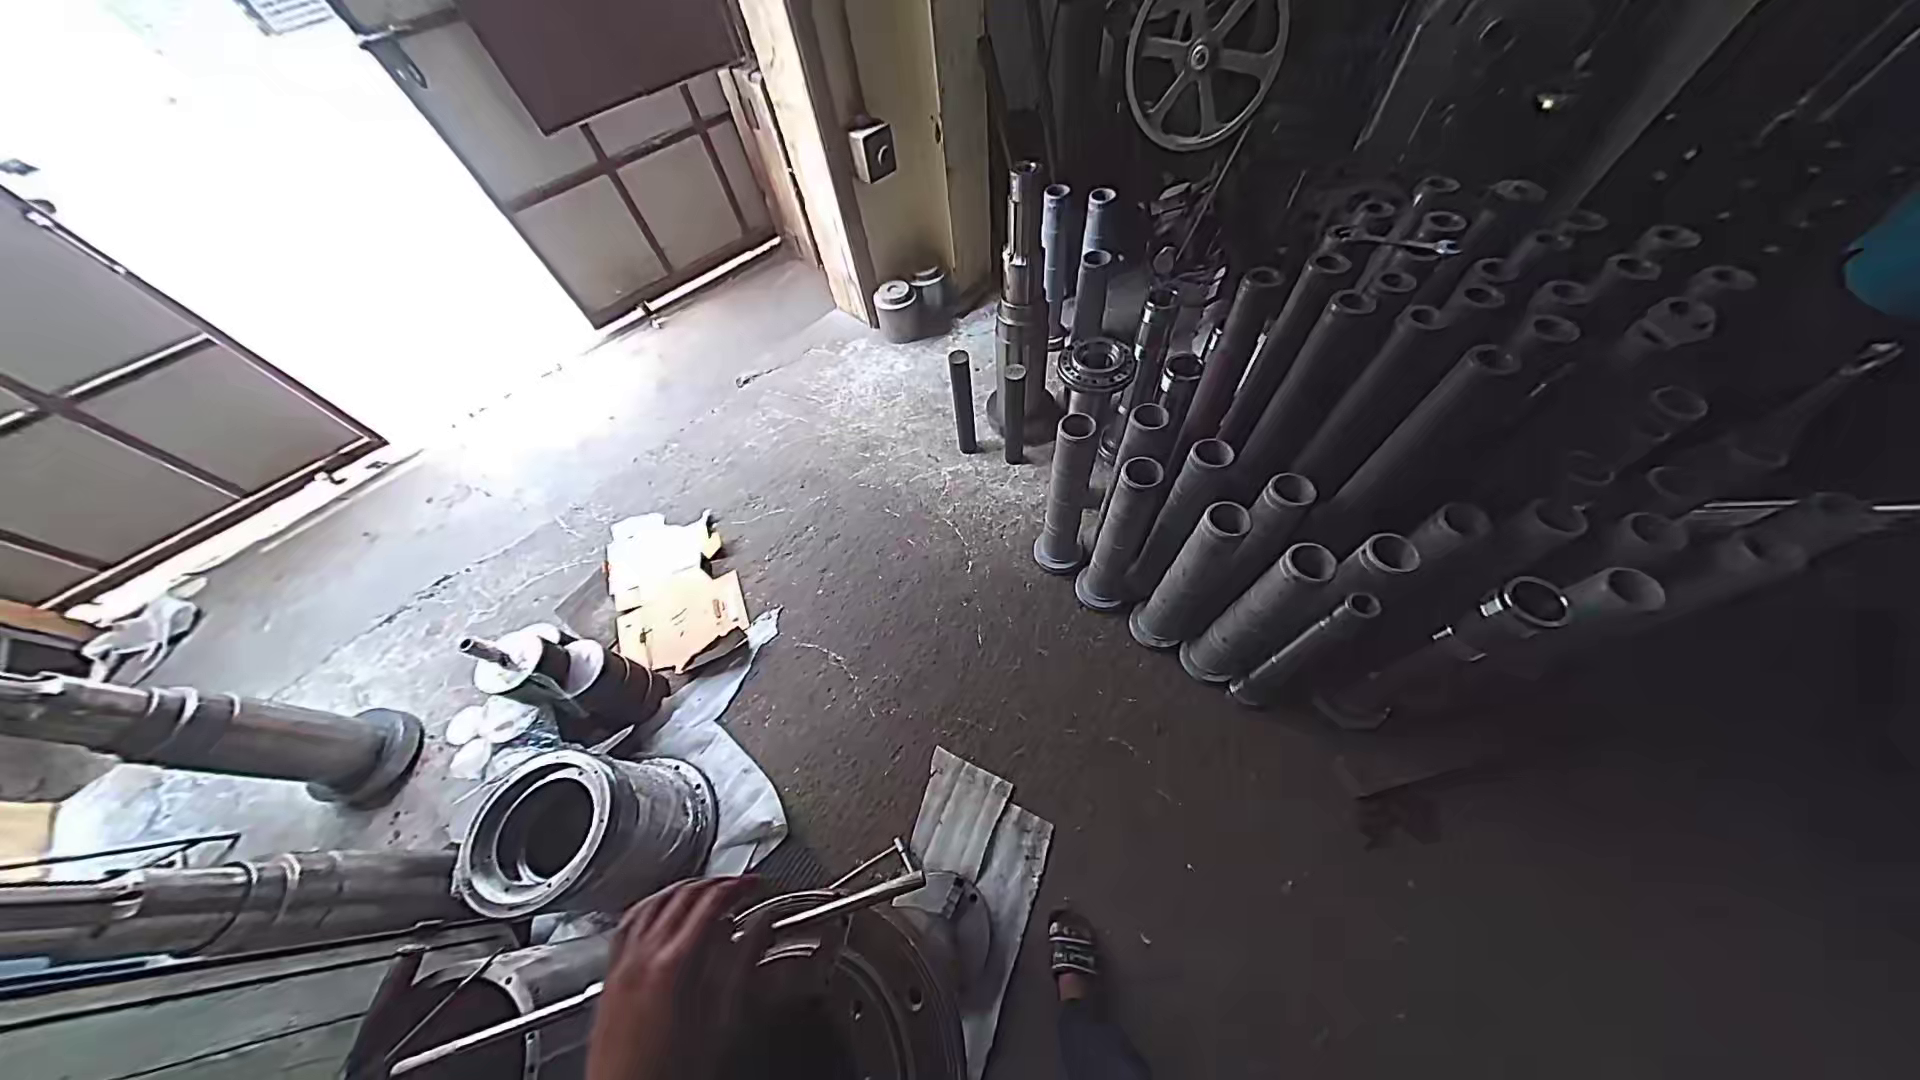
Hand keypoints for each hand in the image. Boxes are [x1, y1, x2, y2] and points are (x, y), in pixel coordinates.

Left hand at [587, 876, 771, 1079]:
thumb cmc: (672, 1073)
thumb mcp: (722, 1020)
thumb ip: (744, 965)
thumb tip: (761, 929)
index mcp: (676, 964)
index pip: (712, 900)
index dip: (738, 886)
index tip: (754, 885)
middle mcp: (646, 956)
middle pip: (685, 895)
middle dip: (717, 883)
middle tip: (739, 887)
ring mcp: (624, 964)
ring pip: (656, 902)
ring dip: (686, 888)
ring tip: (707, 890)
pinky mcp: (611, 976)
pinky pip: (630, 923)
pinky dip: (652, 904)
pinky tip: (662, 907)